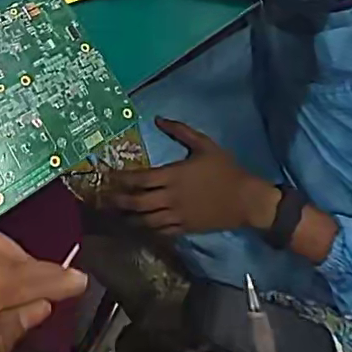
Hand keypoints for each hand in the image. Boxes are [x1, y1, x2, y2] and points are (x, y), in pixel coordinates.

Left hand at [106, 118, 280, 235]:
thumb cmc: (225, 169)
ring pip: (147, 220)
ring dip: (130, 217)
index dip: (122, 179)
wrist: (247, 200)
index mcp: (173, 175)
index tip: (109, 176)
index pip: (140, 179)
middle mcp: (171, 197)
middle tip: (104, 198)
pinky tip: (140, 226)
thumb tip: (157, 119)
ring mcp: (178, 215)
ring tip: (117, 214)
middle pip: (138, 202)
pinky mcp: (186, 228)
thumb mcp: (204, 144)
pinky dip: (148, 229)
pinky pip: (162, 231)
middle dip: (119, 201)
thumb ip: (179, 131)